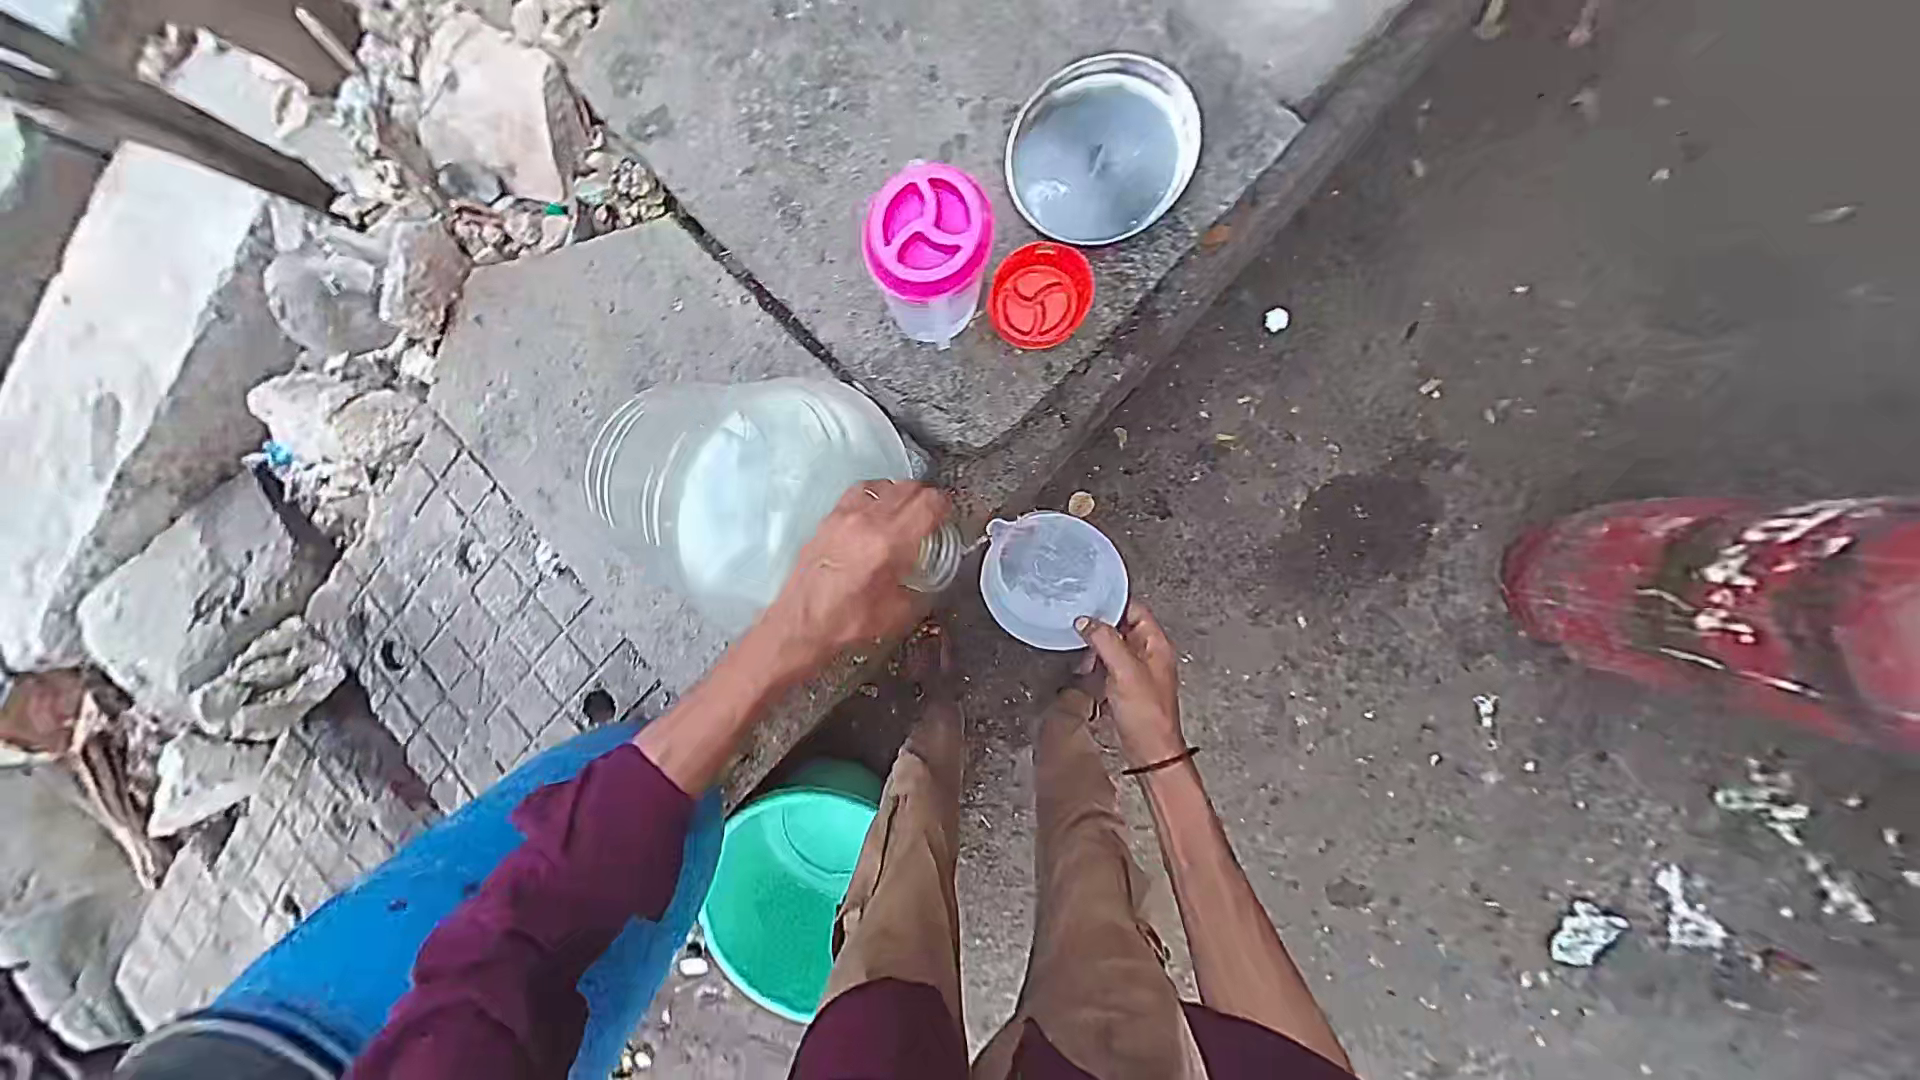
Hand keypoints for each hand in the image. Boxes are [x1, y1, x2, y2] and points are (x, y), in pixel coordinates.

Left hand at [751, 480, 951, 674]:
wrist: (799, 625)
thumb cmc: (843, 623)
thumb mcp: (898, 612)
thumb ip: (922, 588)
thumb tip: (931, 578)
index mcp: (889, 543)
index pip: (928, 503)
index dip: (944, 506)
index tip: (947, 513)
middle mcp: (867, 522)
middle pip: (909, 488)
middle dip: (927, 498)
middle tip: (932, 514)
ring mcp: (845, 516)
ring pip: (885, 484)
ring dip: (901, 493)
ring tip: (905, 511)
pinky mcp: (829, 519)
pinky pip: (859, 491)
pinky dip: (875, 494)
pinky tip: (876, 511)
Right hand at [1075, 601, 1186, 767]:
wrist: (1151, 752)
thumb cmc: (1148, 716)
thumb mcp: (1125, 671)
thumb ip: (1106, 641)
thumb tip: (1087, 621)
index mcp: (1155, 645)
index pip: (1135, 610)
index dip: (1114, 604)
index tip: (1092, 601)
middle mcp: (1148, 654)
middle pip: (1122, 626)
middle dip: (1100, 626)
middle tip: (1081, 627)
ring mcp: (1137, 669)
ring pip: (1113, 645)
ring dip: (1096, 646)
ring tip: (1083, 651)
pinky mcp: (1126, 684)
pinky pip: (1108, 664)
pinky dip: (1096, 663)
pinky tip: (1087, 669)